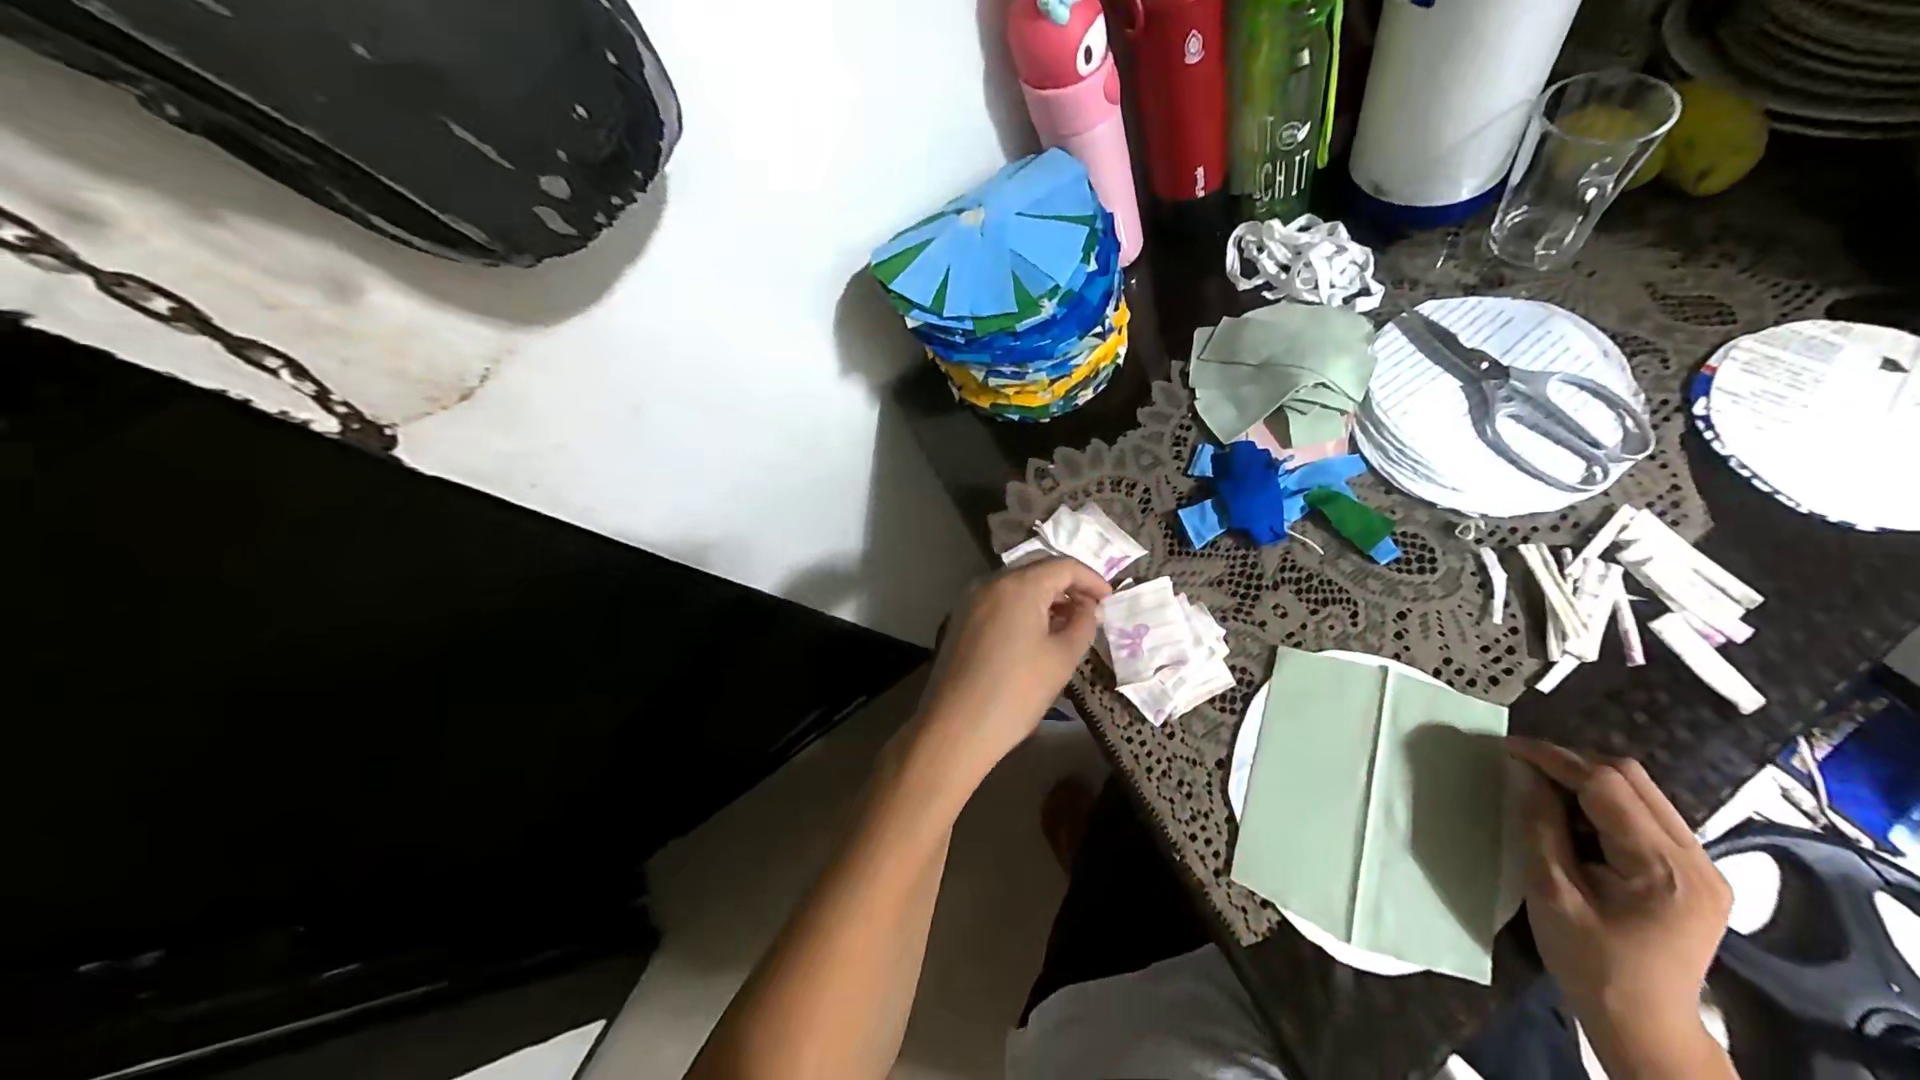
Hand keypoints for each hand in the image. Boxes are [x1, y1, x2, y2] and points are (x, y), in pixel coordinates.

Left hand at [907, 558, 1109, 790]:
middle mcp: (989, 583)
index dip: (1091, 578)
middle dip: (1068, 585)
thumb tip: (1088, 608)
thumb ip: (1083, 624)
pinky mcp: (959, 621)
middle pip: (1037, 570)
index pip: (1063, 566)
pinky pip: (998, 602)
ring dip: (1045, 597)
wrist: (955, 728)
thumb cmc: (1016, 692)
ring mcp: (969, 601)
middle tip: (1092, 609)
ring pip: (1016, 586)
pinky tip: (1036, 633)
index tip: (1110, 599)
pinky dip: (1022, 608)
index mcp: (1017, 586)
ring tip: (1068, 623)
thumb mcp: (1062, 658)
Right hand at [1509, 738, 1734, 1076]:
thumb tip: (1524, 773)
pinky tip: (1573, 818)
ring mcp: (1702, 866)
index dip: (1554, 758)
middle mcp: (1696, 859)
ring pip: (1641, 792)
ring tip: (1542, 790)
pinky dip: (1604, 803)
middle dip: (1572, 762)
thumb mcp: (1550, 891)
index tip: (1508, 747)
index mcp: (1663, 867)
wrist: (1643, 1022)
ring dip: (1588, 780)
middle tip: (1522, 766)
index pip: (1607, 785)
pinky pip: (1646, 815)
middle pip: (1633, 779)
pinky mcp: (1694, 873)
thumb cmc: (1589, 961)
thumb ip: (1540, 826)